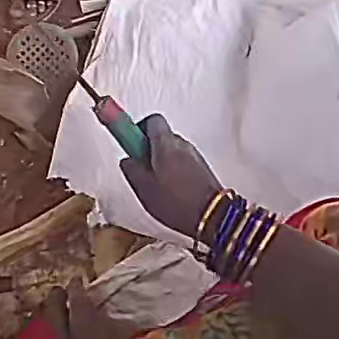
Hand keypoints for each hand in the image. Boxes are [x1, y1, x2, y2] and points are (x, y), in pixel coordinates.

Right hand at [118, 114, 223, 238]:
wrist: (212, 218)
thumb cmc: (177, 202)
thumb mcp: (144, 188)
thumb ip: (131, 169)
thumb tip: (127, 160)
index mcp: (165, 143)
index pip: (151, 120)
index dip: (138, 128)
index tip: (129, 138)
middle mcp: (182, 144)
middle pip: (161, 135)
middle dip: (148, 148)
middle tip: (141, 167)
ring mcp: (194, 155)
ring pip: (172, 150)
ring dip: (162, 160)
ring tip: (156, 184)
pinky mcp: (202, 168)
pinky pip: (183, 161)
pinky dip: (174, 169)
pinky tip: (170, 190)